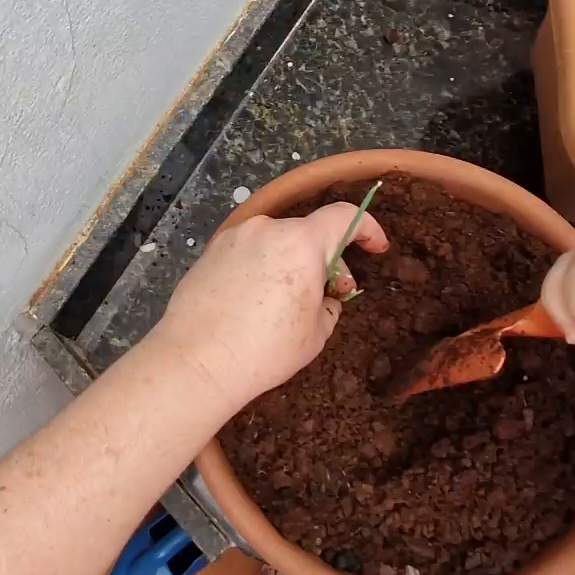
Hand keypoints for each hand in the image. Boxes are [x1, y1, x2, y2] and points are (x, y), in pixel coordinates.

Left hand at [148, 203, 388, 407]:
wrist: (198, 358)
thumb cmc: (264, 348)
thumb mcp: (316, 332)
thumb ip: (329, 301)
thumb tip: (325, 292)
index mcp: (300, 242)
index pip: (343, 217)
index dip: (367, 229)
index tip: (375, 247)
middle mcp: (266, 229)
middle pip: (308, 232)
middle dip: (326, 258)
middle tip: (330, 293)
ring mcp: (235, 236)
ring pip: (276, 240)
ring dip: (291, 261)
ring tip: (288, 301)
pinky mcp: (212, 249)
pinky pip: (249, 250)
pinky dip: (263, 265)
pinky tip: (256, 299)